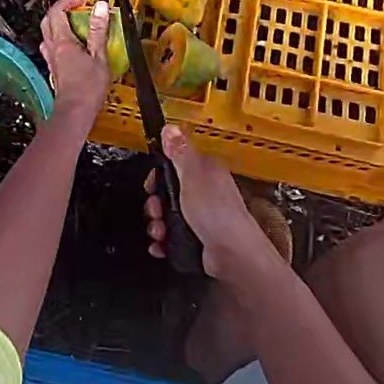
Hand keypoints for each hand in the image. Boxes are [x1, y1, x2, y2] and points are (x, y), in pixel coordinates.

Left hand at [40, 0, 110, 114]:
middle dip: (60, 10)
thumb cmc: (88, 88)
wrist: (75, 111)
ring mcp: (51, 59)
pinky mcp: (54, 69)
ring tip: (74, 24)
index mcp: (62, 42)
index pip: (58, 11)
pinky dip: (59, 39)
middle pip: (48, 20)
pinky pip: (52, 47)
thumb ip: (99, 30)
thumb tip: (100, 8)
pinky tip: (72, 45)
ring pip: (47, 34)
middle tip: (76, 8)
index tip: (82, 0)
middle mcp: (53, 49)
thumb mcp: (99, 56)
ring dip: (58, 24)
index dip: (68, 1)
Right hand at [144, 126, 288, 286]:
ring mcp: (203, 218)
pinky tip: (162, 245)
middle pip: (168, 194)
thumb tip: (170, 129)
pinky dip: (165, 242)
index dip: (158, 177)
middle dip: (156, 205)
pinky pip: (173, 237)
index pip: (174, 167)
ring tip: (160, 232)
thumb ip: (180, 152)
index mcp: (205, 172)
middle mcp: (205, 194)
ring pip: (169, 217)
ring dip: (158, 225)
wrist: (231, 254)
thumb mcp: (193, 175)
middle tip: (156, 212)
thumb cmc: (218, 213)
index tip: (152, 186)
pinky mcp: (199, 239)